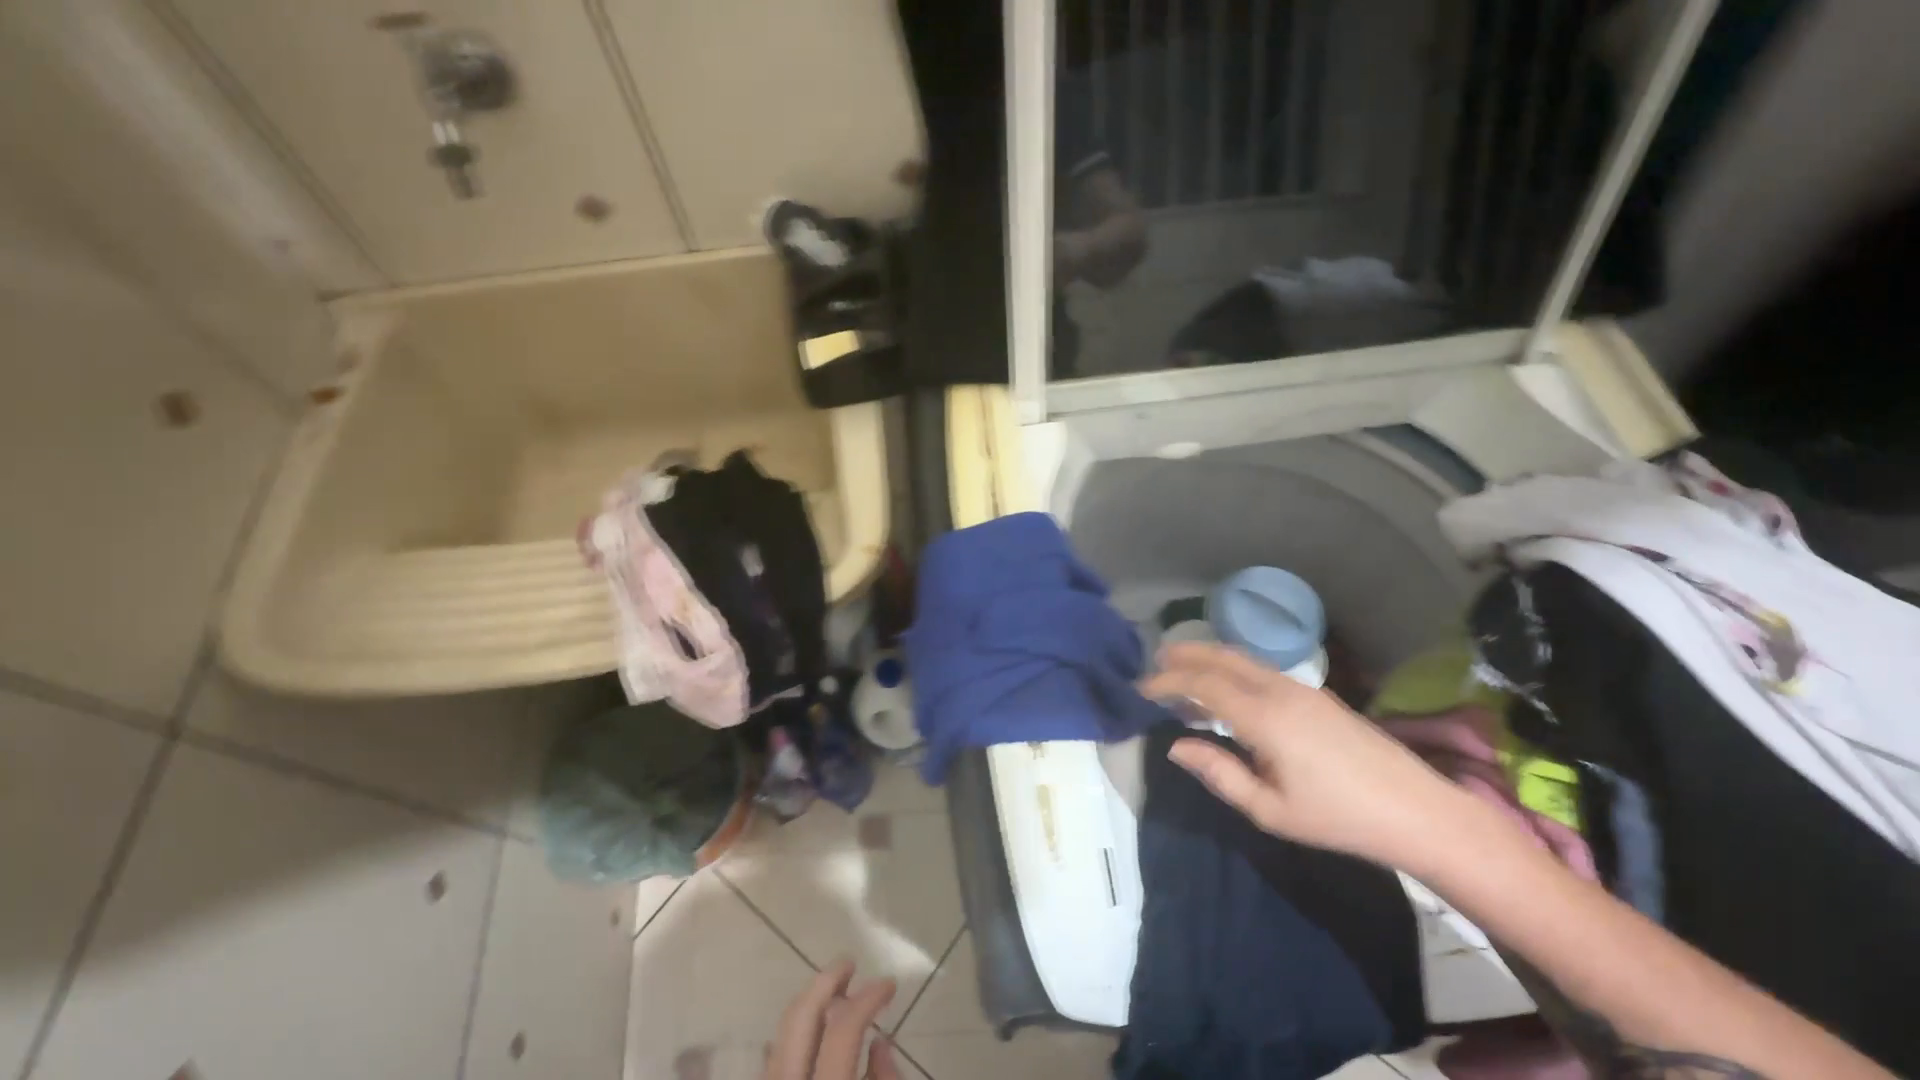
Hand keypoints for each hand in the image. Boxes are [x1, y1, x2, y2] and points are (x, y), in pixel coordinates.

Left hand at [765, 960, 898, 1079]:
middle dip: (826, 982)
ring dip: (811, 1002)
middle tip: (850, 962)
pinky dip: (797, 1031)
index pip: (843, 1030)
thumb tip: (880, 1043)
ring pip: (784, 1029)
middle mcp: (788, 1079)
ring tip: (837, 990)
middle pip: (801, 1017)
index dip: (868, 999)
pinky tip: (814, 1028)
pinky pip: (776, 1051)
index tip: (888, 983)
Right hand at [1140, 642, 1477, 871]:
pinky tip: (1229, 692)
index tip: (1140, 690)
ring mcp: (1304, 690)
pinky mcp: (1319, 697)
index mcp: (1265, 717)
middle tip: (1154, 661)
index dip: (1168, 683)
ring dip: (1211, 661)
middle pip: (1224, 659)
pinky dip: (1234, 671)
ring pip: (1246, 661)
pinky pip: (1264, 671)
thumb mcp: (1269, 809)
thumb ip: (1220, 773)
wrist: (1415, 811)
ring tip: (1184, 673)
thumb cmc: (1337, 818)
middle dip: (1186, 655)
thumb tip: (1177, 746)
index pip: (1203, 685)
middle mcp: (1282, 691)